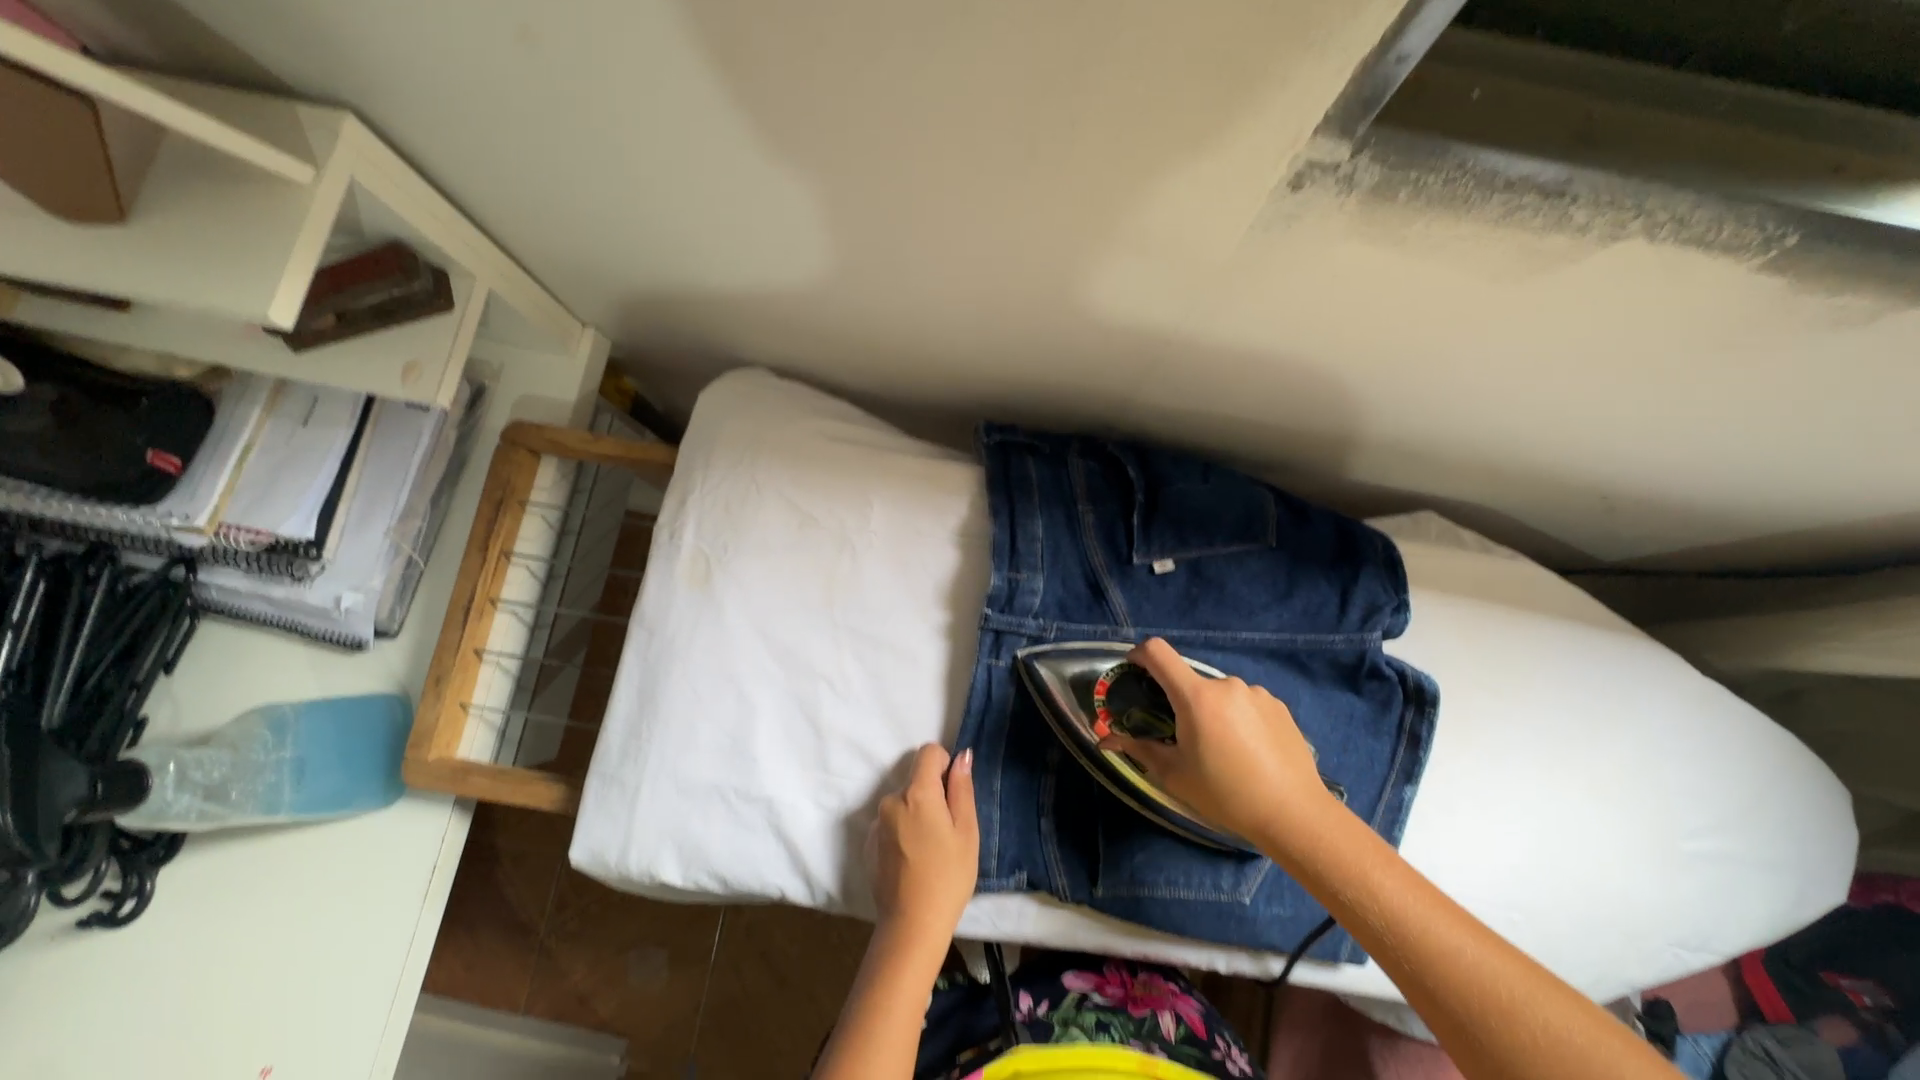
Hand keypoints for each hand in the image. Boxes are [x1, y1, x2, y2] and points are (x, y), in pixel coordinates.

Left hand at [868, 743, 977, 938]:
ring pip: (902, 804)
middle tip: (947, 832)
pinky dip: (902, 833)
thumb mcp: (967, 831)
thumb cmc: (949, 876)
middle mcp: (890, 800)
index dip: (945, 765)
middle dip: (932, 796)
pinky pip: (890, 824)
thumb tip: (962, 756)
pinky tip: (913, 862)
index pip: (927, 753)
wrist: (913, 924)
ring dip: (916, 815)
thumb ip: (962, 788)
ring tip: (931, 851)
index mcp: (916, 793)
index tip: (953, 795)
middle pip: (915, 781)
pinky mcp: (868, 844)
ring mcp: (875, 823)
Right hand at [1097, 638, 1335, 846]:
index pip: (1158, 652)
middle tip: (1182, 736)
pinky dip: (1237, 718)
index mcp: (1196, 696)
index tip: (1134, 673)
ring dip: (1211, 711)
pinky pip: (1246, 703)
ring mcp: (1257, 693)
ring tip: (1221, 750)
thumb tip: (1104, 739)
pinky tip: (1249, 751)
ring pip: (1220, 694)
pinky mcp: (1279, 706)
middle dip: (1179, 700)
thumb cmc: (1225, 794)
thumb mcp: (1174, 775)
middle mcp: (1226, 685)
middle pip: (1190, 680)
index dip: (1139, 655)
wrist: (1293, 813)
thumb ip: (1137, 749)